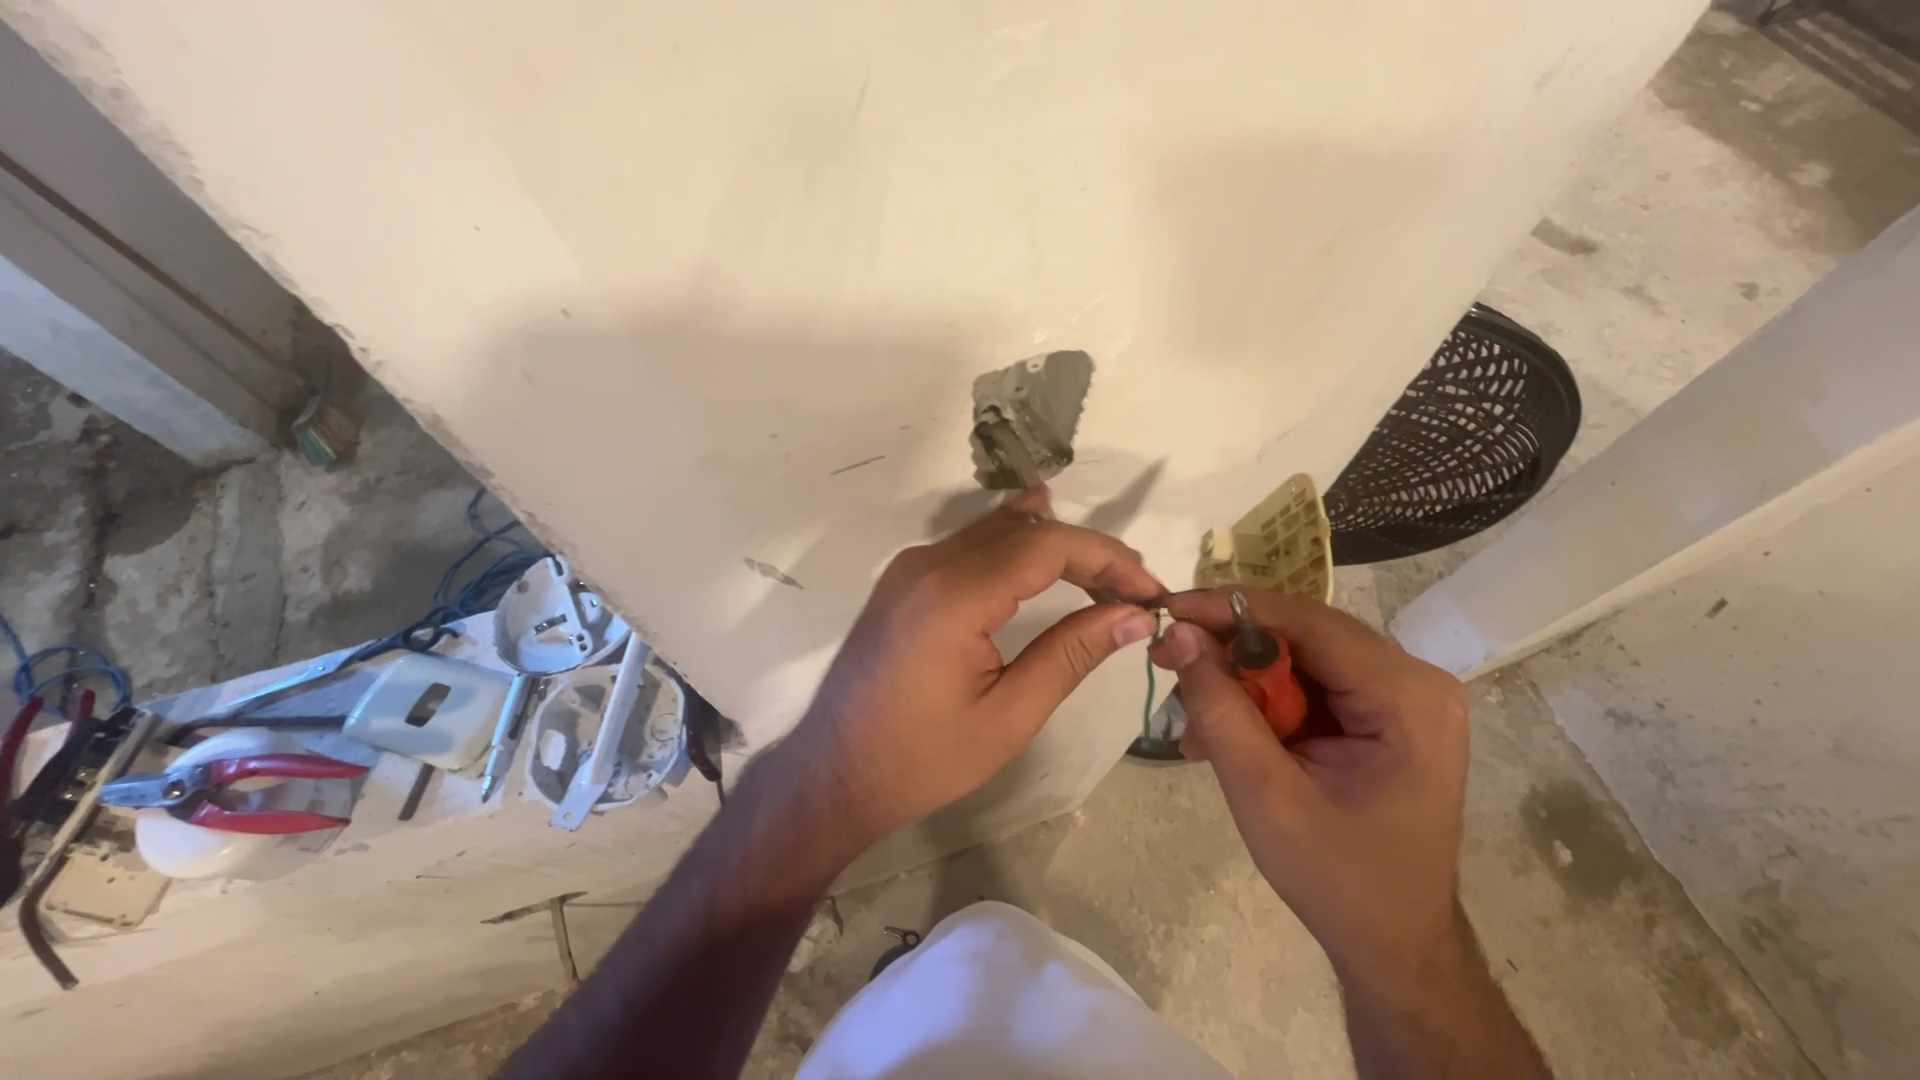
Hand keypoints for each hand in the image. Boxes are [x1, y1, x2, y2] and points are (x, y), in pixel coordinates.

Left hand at [784, 487, 1163, 846]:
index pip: (1048, 546)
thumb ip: (1071, 655)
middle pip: (1024, 531)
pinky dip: (1012, 541)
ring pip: (994, 530)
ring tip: (1104, 571)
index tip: (1150, 591)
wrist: (833, 774)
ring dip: (1052, 544)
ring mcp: (908, 568)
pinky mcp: (901, 581)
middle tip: (1134, 588)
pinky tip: (1036, 526)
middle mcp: (928, 565)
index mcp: (954, 596)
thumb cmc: (922, 759)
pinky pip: (966, 543)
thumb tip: (1134, 616)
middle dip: (1086, 552)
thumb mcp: (1008, 715)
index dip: (1108, 559)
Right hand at [1149, 589, 1469, 981]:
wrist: (1394, 943)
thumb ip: (1219, 708)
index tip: (1167, 610)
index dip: (1231, 609)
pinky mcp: (1386, 715)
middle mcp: (1416, 682)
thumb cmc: (1337, 878)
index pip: (1308, 621)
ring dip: (1241, 683)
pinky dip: (1263, 704)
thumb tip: (1178, 634)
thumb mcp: (1263, 793)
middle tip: (1167, 663)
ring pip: (1300, 658)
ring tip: (1192, 724)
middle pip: (1304, 635)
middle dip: (1230, 650)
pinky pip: (1311, 685)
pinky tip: (1225, 736)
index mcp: (1407, 698)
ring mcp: (1404, 698)